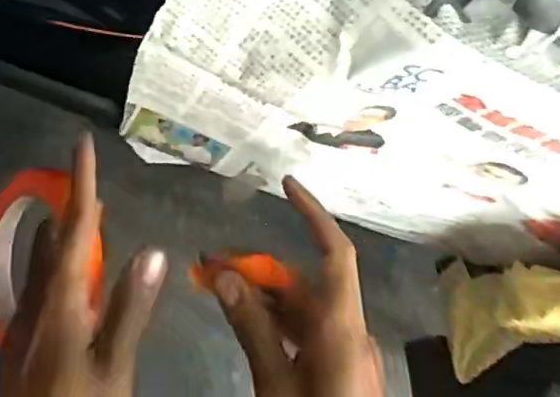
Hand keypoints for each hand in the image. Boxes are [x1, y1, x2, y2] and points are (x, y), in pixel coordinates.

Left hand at [0, 133, 168, 396]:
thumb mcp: (114, 369)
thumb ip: (130, 308)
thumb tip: (152, 249)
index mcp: (59, 296)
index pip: (73, 225)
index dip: (80, 181)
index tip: (81, 141)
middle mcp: (33, 299)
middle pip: (53, 240)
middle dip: (73, 213)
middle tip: (94, 193)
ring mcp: (20, 322)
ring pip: (41, 264)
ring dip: (61, 242)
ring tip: (83, 228)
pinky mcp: (15, 344)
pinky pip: (36, 290)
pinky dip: (54, 273)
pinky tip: (68, 289)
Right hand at [210, 177, 384, 396]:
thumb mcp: (275, 386)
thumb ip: (251, 326)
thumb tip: (224, 273)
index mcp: (342, 330)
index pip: (335, 254)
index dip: (313, 214)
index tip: (286, 184)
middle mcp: (351, 335)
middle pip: (304, 282)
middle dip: (257, 267)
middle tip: (209, 265)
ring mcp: (349, 357)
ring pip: (303, 308)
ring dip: (262, 295)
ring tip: (217, 290)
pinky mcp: (343, 377)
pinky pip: (308, 332)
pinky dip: (276, 321)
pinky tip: (246, 322)